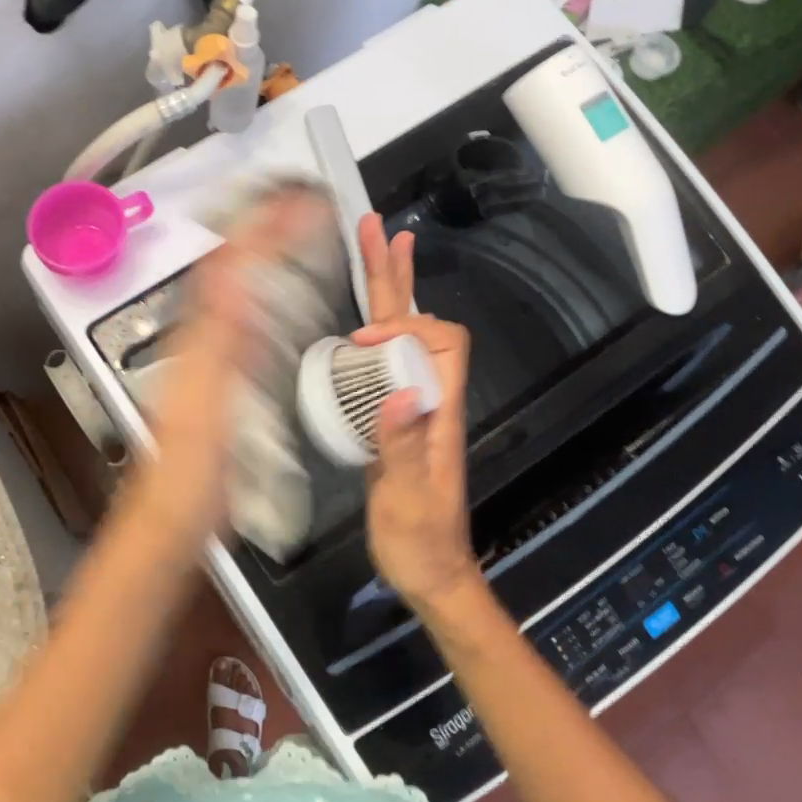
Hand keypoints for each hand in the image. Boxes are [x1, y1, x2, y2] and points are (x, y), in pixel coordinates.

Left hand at [127, 189, 336, 547]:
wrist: (173, 514)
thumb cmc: (188, 469)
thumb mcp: (207, 403)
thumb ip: (223, 341)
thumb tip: (240, 280)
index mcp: (202, 337)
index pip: (231, 263)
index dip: (262, 225)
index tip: (293, 196)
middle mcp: (203, 338)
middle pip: (233, 266)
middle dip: (264, 227)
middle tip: (296, 199)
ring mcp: (212, 357)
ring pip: (239, 290)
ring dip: (266, 254)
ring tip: (293, 230)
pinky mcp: (224, 380)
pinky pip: (246, 322)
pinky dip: (267, 295)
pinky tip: (281, 297)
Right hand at [354, 213, 480, 610]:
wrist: (430, 572)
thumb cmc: (421, 539)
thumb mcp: (411, 498)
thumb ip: (405, 445)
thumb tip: (401, 390)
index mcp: (439, 409)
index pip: (439, 341)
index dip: (404, 327)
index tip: (363, 342)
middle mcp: (430, 398)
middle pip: (419, 324)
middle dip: (395, 276)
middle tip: (378, 230)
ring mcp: (413, 406)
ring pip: (404, 336)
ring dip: (389, 290)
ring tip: (377, 247)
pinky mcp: (395, 418)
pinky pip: (386, 361)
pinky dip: (375, 327)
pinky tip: (361, 317)